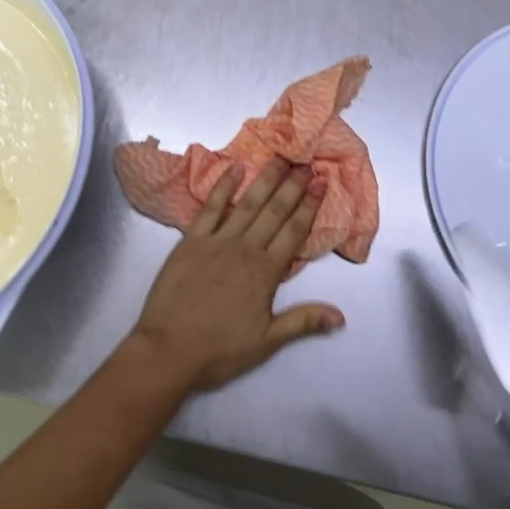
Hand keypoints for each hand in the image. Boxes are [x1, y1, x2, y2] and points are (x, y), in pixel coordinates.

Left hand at [131, 157, 344, 389]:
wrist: (168, 350)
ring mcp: (216, 242)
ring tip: (279, 158)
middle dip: (292, 186)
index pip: (293, 231)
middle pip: (274, 211)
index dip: (309, 206)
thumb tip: (341, 316)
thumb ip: (303, 322)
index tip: (321, 182)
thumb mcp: (266, 342)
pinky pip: (210, 208)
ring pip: (247, 204)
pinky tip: (234, 168)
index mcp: (265, 272)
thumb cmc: (219, 350)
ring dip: (265, 180)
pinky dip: (223, 187)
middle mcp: (245, 249)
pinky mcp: (190, 241)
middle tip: (306, 162)